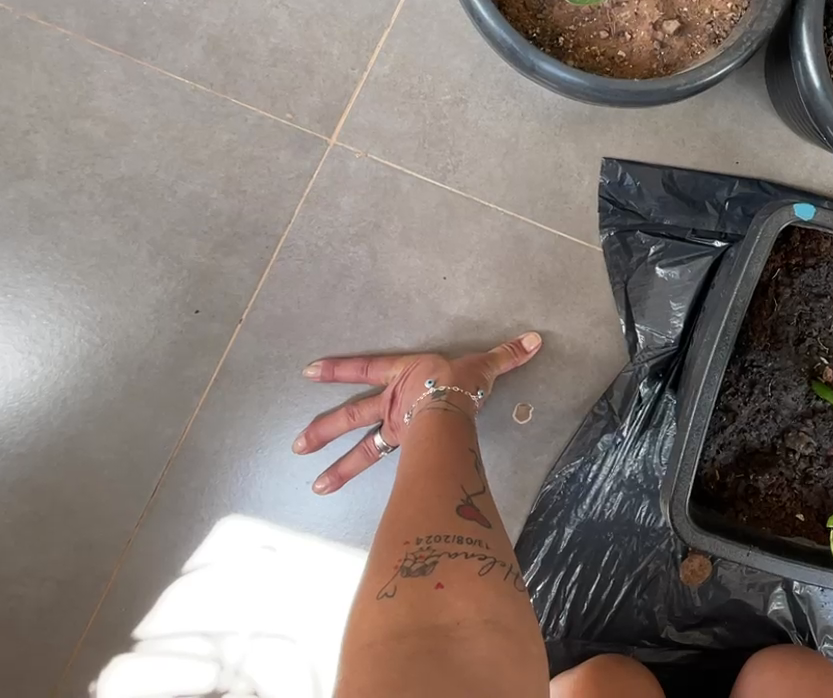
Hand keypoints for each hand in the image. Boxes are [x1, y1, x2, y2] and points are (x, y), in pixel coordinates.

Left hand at [293, 331, 541, 494]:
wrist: (452, 406)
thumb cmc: (460, 382)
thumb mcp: (482, 364)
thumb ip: (505, 356)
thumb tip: (535, 339)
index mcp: (405, 375)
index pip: (366, 369)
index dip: (338, 370)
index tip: (307, 372)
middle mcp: (393, 403)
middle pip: (353, 415)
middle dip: (325, 429)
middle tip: (297, 446)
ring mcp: (395, 428)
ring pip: (361, 447)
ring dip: (338, 465)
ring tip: (314, 485)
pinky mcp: (402, 448)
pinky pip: (381, 463)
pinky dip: (363, 476)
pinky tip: (344, 492)